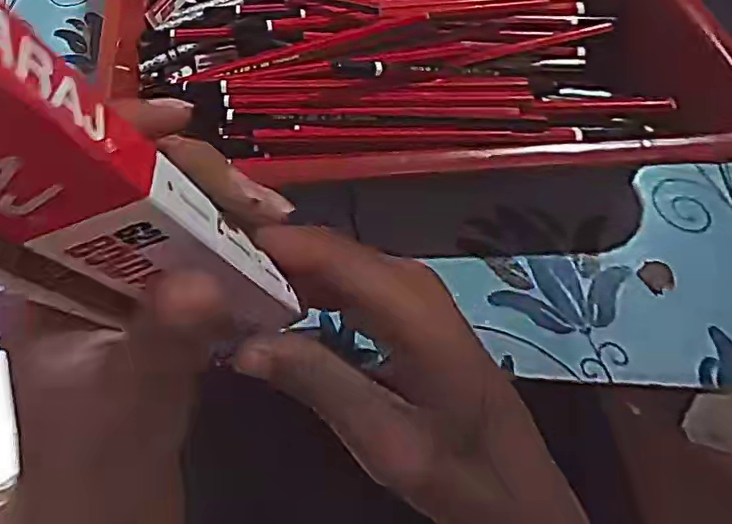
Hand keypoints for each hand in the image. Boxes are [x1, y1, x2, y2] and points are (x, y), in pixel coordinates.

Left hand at [0, 98, 293, 523]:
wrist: (108, 504)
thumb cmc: (92, 458)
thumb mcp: (124, 400)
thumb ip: (159, 344)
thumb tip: (201, 285)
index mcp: (39, 259)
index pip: (72, 162)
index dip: (120, 130)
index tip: (176, 119)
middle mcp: (74, 244)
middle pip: (130, 170)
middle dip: (193, 171)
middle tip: (252, 198)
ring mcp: (116, 257)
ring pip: (166, 196)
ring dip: (218, 196)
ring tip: (268, 215)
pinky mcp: (151, 276)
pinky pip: (189, 229)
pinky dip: (225, 226)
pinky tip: (261, 233)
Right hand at [232, 227, 588, 523]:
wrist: (522, 490)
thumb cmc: (462, 467)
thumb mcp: (387, 439)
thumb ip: (318, 382)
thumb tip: (243, 343)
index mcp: (406, 300)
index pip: (323, 248)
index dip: (267, 242)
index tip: (211, 249)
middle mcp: (404, 275)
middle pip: (322, 247)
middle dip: (266, 254)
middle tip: (209, 273)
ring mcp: (405, 285)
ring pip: (328, 259)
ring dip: (281, 271)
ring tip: (228, 288)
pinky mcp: (401, 301)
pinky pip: (341, 279)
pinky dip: (303, 287)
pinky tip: (271, 308)